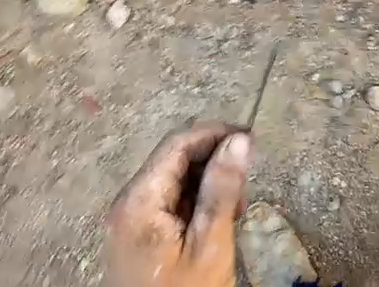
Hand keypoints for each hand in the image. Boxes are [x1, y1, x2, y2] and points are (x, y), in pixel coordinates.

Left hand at [104, 123, 251, 286]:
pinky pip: (168, 202)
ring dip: (206, 182)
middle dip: (212, 160)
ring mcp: (130, 220)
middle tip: (245, 182)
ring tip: (234, 206)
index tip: (251, 140)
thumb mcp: (209, 245)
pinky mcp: (138, 236)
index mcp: (138, 199)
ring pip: (174, 179)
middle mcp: (127, 202)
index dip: (215, 134)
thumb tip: (240, 139)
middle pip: (174, 159)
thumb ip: (222, 189)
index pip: (178, 144)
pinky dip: (194, 202)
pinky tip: (216, 219)